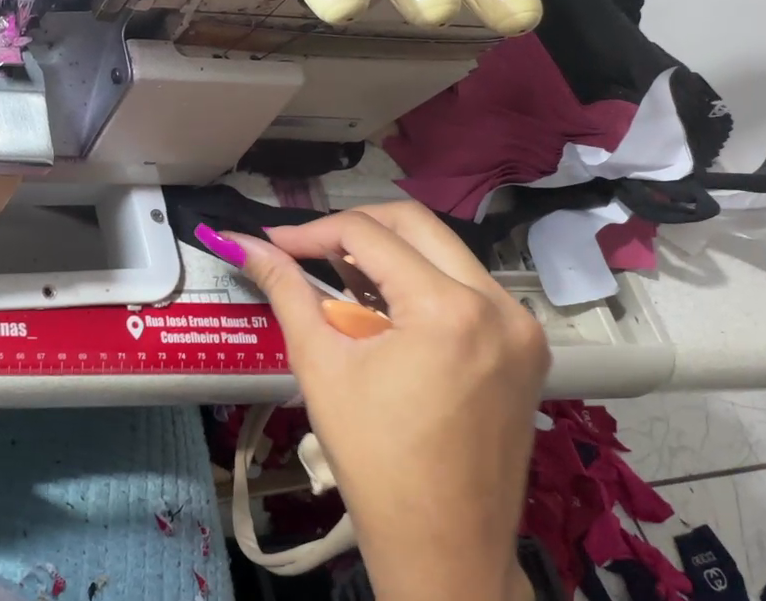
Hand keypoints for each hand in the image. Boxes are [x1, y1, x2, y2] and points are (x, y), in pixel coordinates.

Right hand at [225, 203, 548, 600]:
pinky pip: (465, 287)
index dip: (310, 231)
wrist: (443, 540)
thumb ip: (283, 287)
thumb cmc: (374, 454)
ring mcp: (521, 328)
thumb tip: (240, 242)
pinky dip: (418, 283)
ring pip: (443, 251)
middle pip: (414, 225)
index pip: (367, 234)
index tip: (273, 245)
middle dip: (351, 227)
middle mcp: (499, 306)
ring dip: (386, 255)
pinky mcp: (524, 349)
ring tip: (339, 286)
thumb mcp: (319, 361)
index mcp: (450, 309)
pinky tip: (381, 314)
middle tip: (304, 250)